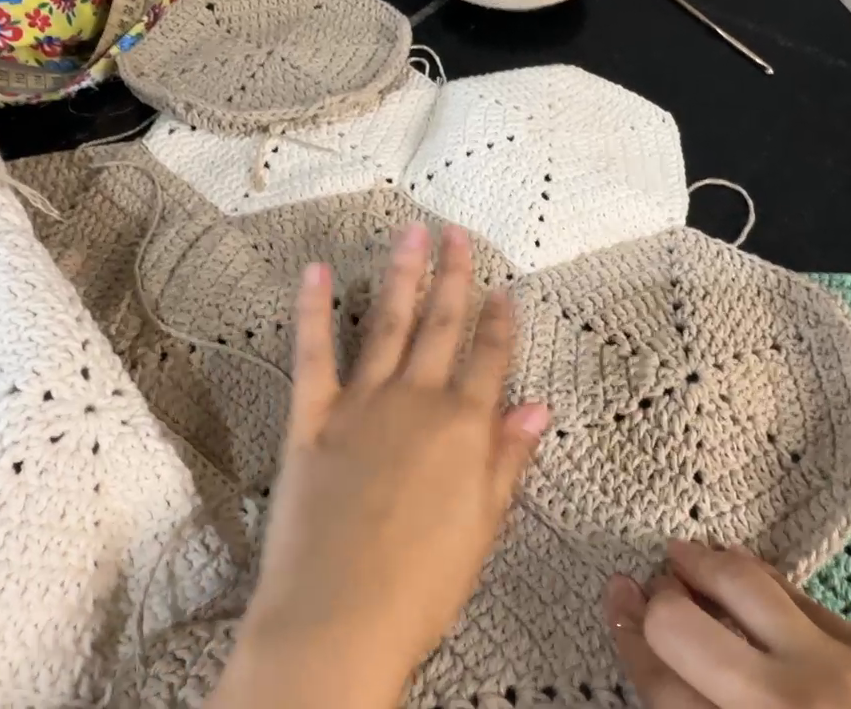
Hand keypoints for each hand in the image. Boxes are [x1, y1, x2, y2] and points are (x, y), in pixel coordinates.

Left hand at [210, 223, 550, 708]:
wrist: (337, 620)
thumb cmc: (421, 586)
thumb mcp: (483, 526)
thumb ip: (507, 459)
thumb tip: (538, 408)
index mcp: (465, 428)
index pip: (490, 359)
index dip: (499, 322)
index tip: (503, 289)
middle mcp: (418, 401)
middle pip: (443, 326)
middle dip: (454, 276)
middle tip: (457, 233)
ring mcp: (362, 404)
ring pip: (390, 324)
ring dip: (403, 275)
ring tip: (411, 231)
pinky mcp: (312, 417)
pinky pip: (313, 352)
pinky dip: (314, 309)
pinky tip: (317, 271)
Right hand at [602, 541, 850, 708]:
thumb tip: (661, 661)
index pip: (662, 688)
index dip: (628, 637)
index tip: (616, 600)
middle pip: (684, 627)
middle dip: (656, 602)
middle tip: (649, 589)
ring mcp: (836, 677)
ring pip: (744, 587)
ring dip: (703, 564)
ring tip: (683, 554)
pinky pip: (800, 595)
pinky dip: (759, 576)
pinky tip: (738, 563)